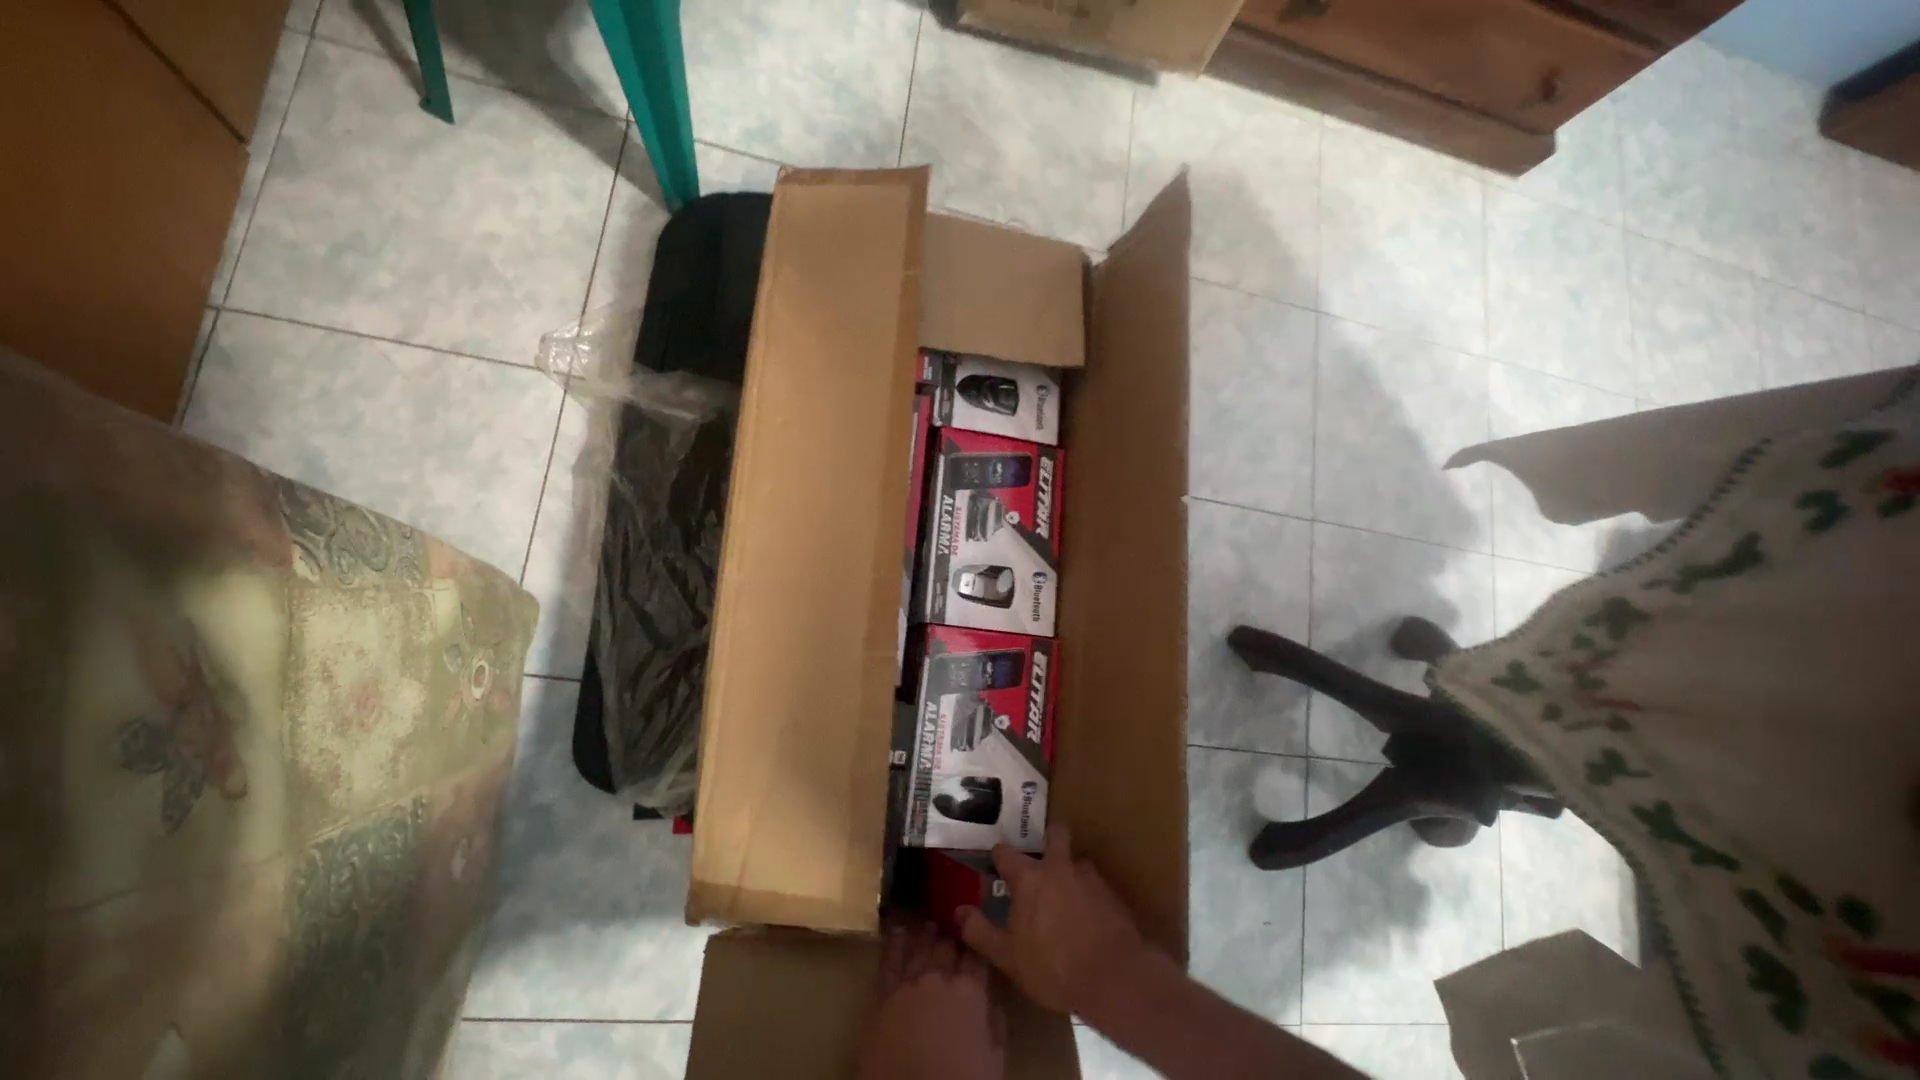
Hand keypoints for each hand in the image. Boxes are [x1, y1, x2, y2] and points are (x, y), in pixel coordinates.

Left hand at [857, 922, 1004, 1079]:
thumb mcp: (993, 1060)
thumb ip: (996, 1027)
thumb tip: (993, 1004)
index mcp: (970, 993)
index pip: (977, 958)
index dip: (978, 944)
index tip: (979, 932)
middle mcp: (940, 980)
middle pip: (947, 949)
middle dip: (952, 936)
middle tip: (953, 923)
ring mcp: (910, 984)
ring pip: (920, 949)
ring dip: (926, 934)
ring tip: (929, 923)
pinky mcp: (884, 996)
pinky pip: (889, 962)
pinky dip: (894, 943)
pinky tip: (897, 930)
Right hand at [957, 823, 1152, 1015]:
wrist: (1114, 978)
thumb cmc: (1053, 967)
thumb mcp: (1007, 956)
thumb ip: (980, 931)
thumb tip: (958, 911)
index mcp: (1029, 878)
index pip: (1005, 852)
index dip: (998, 856)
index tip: (995, 865)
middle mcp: (1060, 868)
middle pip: (1055, 833)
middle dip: (1047, 837)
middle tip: (1039, 857)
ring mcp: (1090, 878)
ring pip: (1078, 861)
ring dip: (1070, 871)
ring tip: (1065, 894)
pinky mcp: (1113, 895)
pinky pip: (1096, 886)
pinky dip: (1089, 895)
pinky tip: (1087, 917)